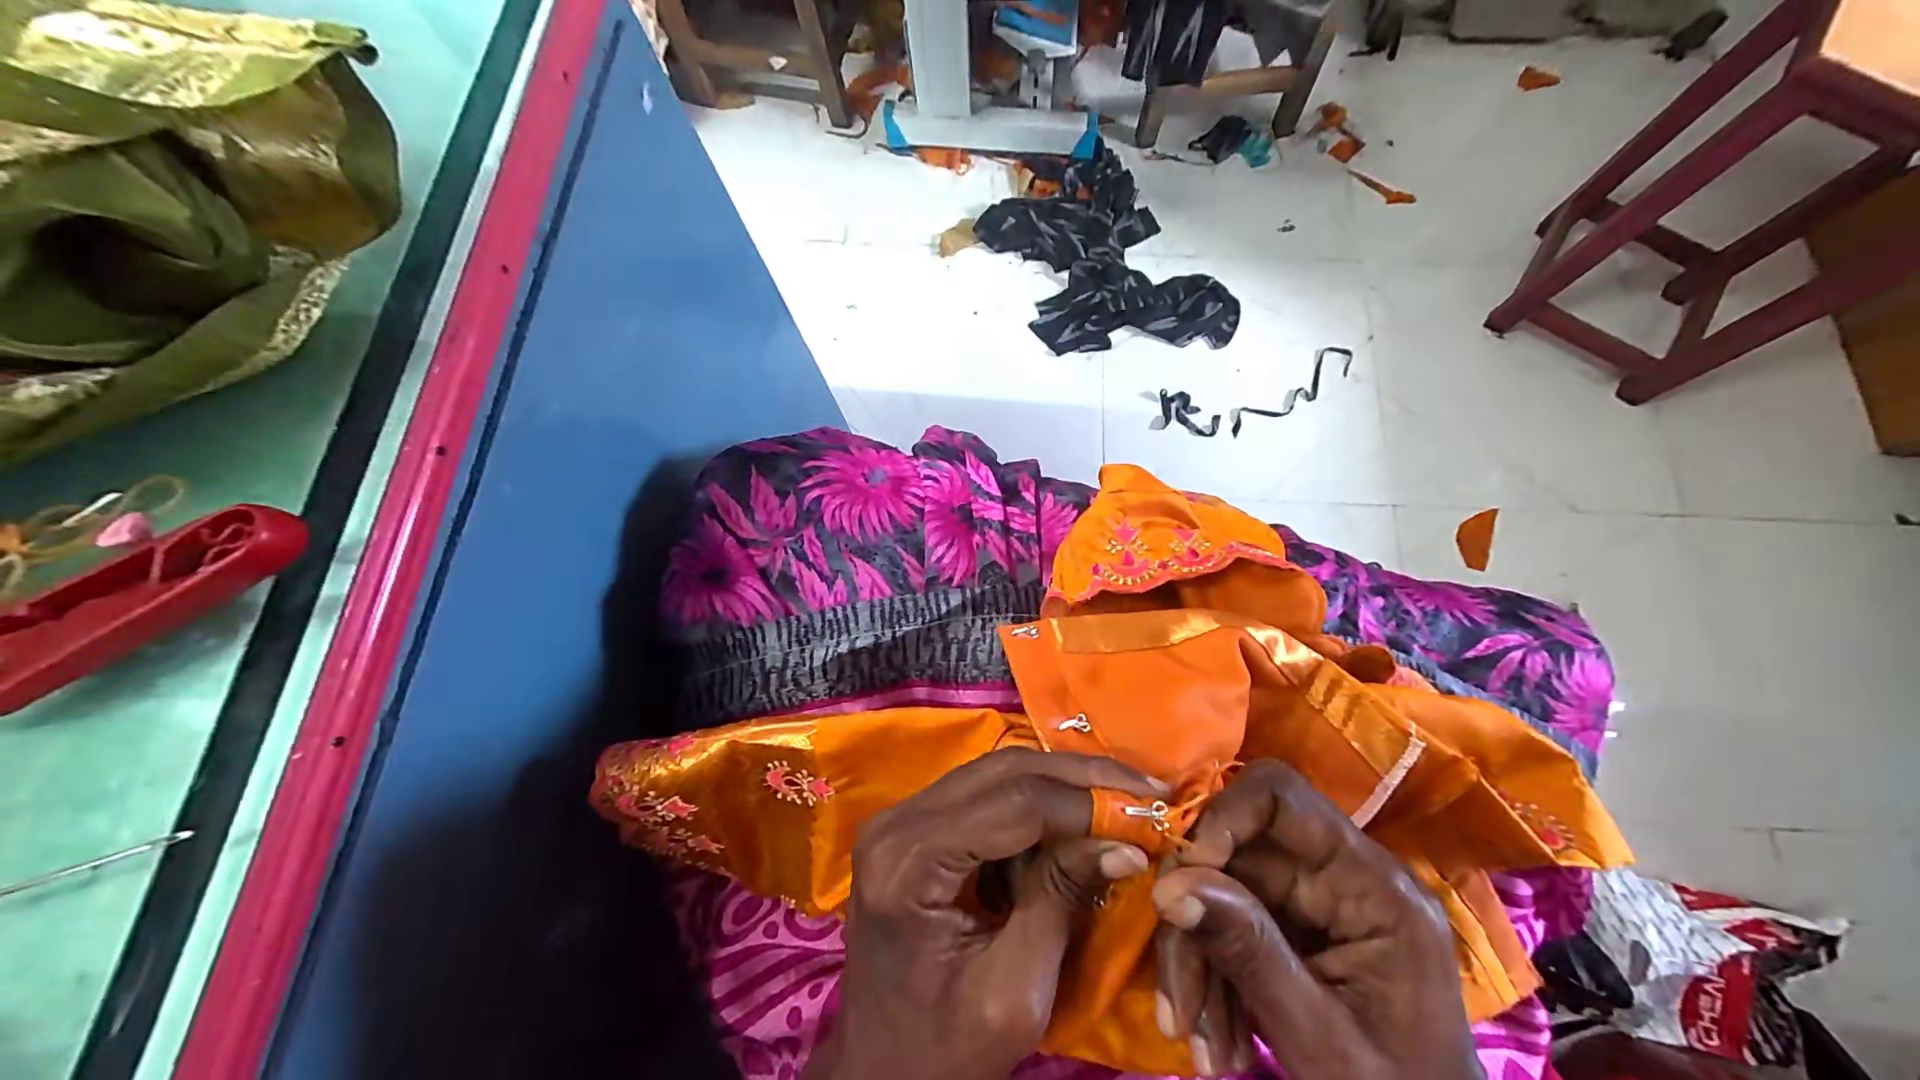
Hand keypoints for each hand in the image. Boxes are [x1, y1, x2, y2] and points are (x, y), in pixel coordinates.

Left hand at [807, 747, 1164, 1079]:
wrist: (877, 1067)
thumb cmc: (942, 1048)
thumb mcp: (1014, 990)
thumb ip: (1060, 900)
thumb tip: (1124, 843)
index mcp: (909, 863)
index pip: (1013, 803)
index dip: (1086, 803)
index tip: (1149, 814)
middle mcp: (897, 821)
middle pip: (1003, 770)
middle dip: (1081, 777)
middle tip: (1146, 791)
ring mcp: (900, 817)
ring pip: (995, 771)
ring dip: (1062, 780)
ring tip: (1122, 795)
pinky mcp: (912, 825)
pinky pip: (983, 791)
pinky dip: (1034, 796)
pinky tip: (1075, 810)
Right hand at [1151, 760, 1481, 1079]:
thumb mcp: (1323, 1042)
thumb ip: (1249, 954)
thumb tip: (1169, 887)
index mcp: (1373, 886)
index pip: (1281, 796)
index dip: (1220, 820)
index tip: (1182, 884)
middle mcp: (1339, 875)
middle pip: (1234, 853)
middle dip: (1194, 919)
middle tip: (1179, 1003)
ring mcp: (1312, 899)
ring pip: (1218, 887)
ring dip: (1195, 958)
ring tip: (1194, 1037)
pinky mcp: (1290, 924)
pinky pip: (1225, 920)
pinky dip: (1208, 972)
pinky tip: (1211, 1035)